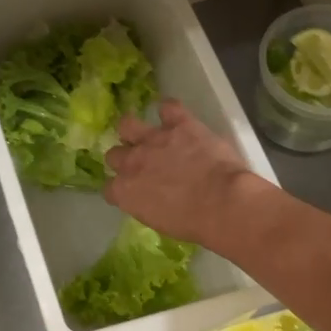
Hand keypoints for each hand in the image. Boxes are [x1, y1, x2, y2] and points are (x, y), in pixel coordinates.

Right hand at [105, 99, 270, 248]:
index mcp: (125, 191)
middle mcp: (132, 163)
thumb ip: (146, 205)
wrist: (221, 203)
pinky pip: (168, 107)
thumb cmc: (193, 223)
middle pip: (114, 155)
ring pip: (127, 124)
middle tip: (142, 165)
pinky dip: (169, 110)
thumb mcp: (160, 222)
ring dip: (133, 130)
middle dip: (124, 159)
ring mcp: (154, 140)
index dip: (121, 188)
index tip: (132, 191)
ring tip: (147, 135)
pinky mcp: (180, 125)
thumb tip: (151, 199)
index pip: (109, 188)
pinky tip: (173, 116)